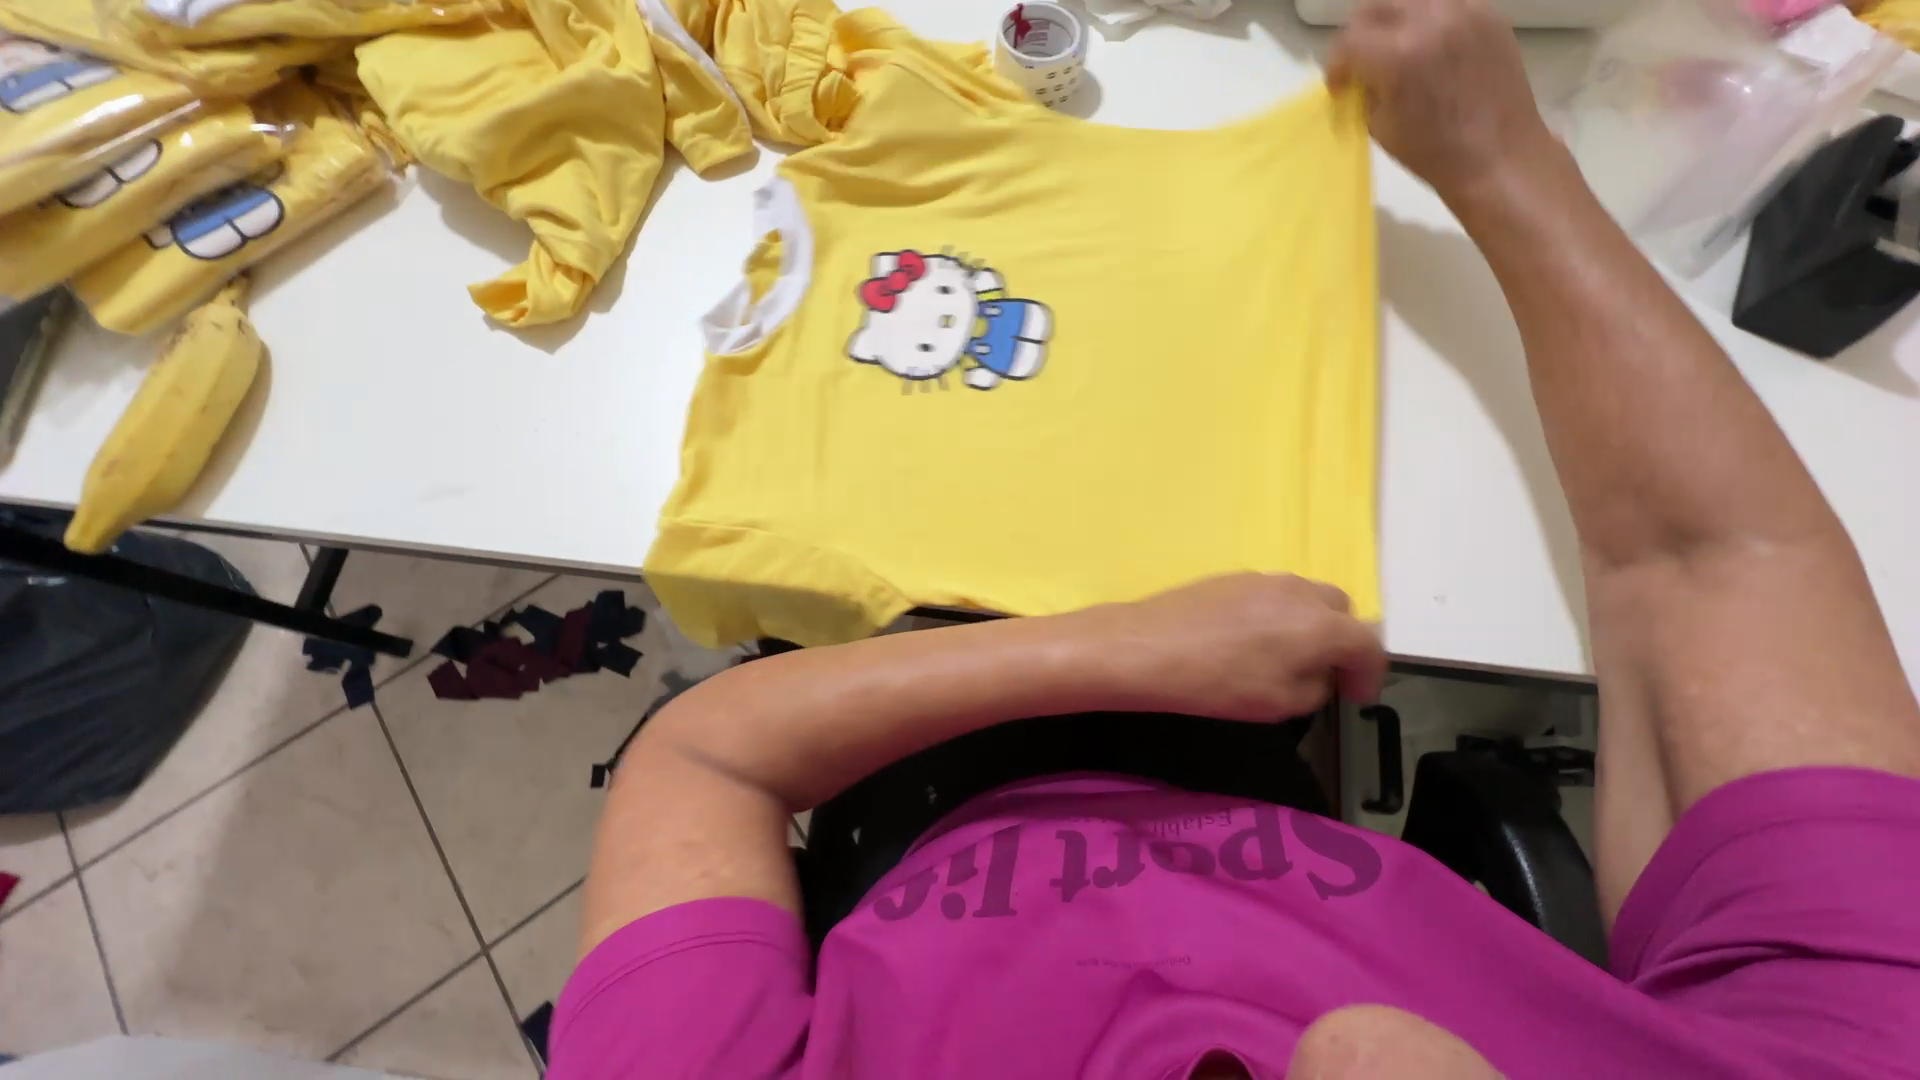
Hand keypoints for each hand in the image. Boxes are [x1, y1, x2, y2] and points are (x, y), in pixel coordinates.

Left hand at [1076, 573, 1386, 721]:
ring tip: (1286, 656)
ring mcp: (1262, 578)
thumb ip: (1317, 687)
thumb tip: (1319, 674)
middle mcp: (1299, 591)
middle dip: (1341, 641)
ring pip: (1304, 597)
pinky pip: (1271, 593)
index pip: (1368, 645)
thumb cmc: (1217, 683)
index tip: (1357, 697)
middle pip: (1340, 611)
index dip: (1370, 675)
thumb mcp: (1281, 704)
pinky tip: (1250, 640)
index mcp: (1322, 624)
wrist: (1146, 647)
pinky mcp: (1230, 576)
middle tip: (1325, 673)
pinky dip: (1276, 614)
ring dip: (1309, 624)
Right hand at [1327, 0, 1559, 209]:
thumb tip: (1360, 75)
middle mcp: (1432, 21)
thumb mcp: (1379, 126)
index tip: (1339, 86)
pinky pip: (1445, 5)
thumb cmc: (1432, 152)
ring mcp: (1465, 12)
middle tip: (1359, 62)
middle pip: (1377, 6)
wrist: (1497, 154)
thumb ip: (1365, 90)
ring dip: (1393, 23)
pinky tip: (1428, 51)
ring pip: (1411, 0)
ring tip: (1394, 52)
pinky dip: (1427, 22)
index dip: (1335, 65)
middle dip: (1359, 34)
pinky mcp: (1488, 14)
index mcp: (1398, 57)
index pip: (1349, 41)